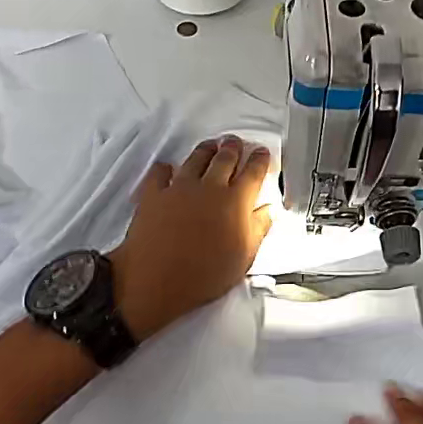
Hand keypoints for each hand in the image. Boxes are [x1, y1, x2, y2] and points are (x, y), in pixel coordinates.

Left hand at [110, 136, 271, 339]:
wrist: (156, 280)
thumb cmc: (202, 274)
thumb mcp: (243, 257)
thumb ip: (258, 229)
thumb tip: (268, 212)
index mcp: (235, 202)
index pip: (253, 173)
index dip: (260, 161)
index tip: (262, 154)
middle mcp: (209, 188)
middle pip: (225, 159)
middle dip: (234, 148)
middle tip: (236, 143)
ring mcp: (179, 188)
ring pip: (196, 159)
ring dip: (206, 150)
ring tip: (211, 145)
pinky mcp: (154, 194)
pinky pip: (160, 172)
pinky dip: (166, 167)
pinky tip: (168, 168)